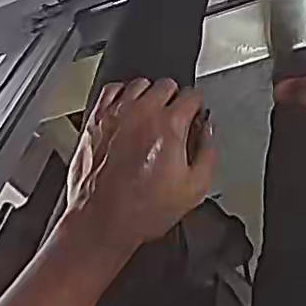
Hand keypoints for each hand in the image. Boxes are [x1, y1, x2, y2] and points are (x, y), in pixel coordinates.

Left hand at [63, 78, 216, 251]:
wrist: (101, 222)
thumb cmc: (142, 210)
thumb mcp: (194, 188)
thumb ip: (208, 152)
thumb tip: (208, 131)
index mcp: (170, 126)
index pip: (192, 95)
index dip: (197, 107)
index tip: (194, 115)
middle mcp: (143, 113)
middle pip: (167, 84)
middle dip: (174, 99)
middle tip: (173, 117)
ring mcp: (117, 114)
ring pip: (139, 83)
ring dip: (148, 95)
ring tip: (150, 113)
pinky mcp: (96, 120)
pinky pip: (111, 90)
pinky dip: (121, 95)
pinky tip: (126, 109)